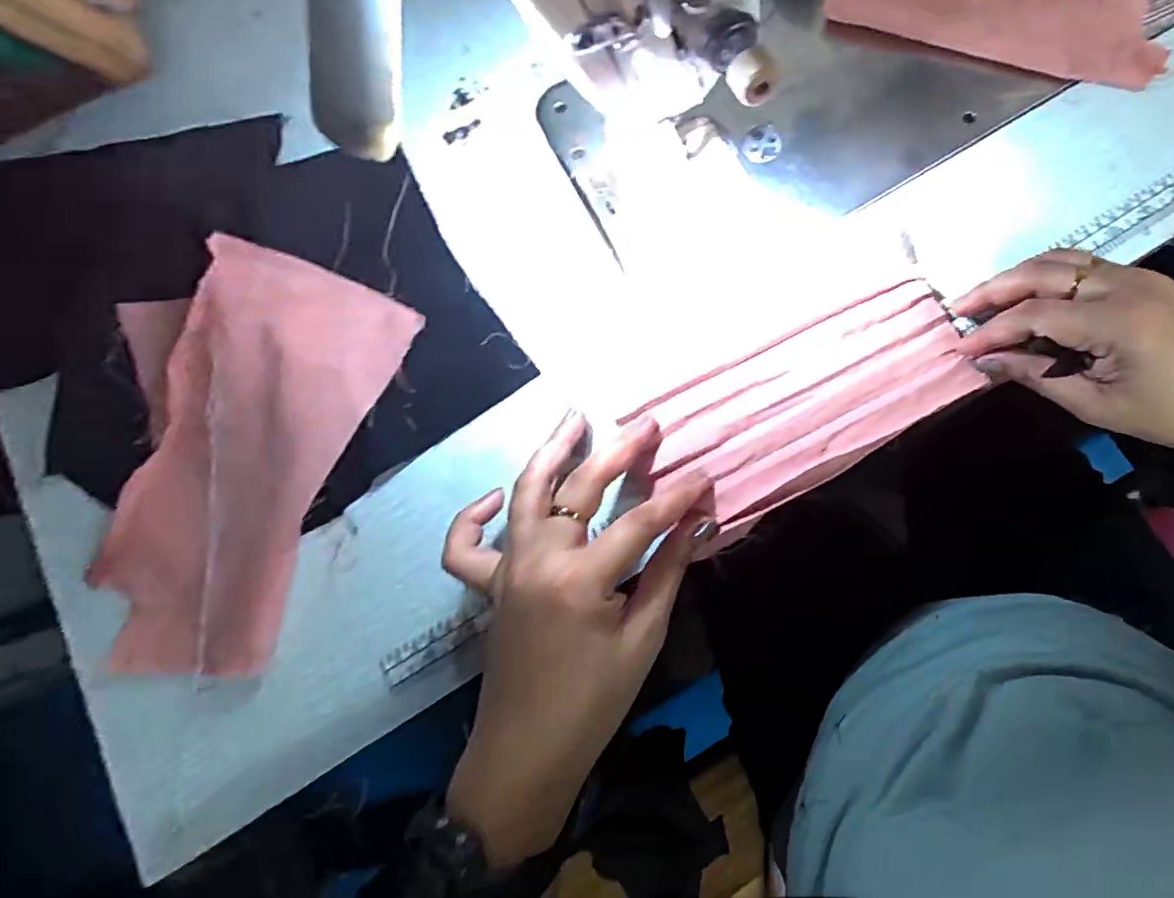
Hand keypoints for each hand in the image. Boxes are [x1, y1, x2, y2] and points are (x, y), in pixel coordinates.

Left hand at [439, 410, 713, 866]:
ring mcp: (508, 572)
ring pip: (525, 496)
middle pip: (579, 490)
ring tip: (573, 418)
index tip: (707, 477)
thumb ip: (669, 570)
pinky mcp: (491, 588)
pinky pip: (467, 548)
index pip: (642, 520)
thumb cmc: (594, 700)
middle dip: (620, 451)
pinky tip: (499, 496)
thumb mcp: (645, 636)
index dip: (680, 496)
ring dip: (550, 453)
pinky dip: (475, 516)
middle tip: (649, 423)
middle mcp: (538, 564)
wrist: (524, 754)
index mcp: (581, 581)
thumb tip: (699, 522)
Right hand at [954, 250, 1173, 484]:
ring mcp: (1140, 274)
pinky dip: (1053, 277)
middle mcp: (1127, 283)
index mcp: (1118, 321)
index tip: (964, 347)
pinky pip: (1088, 266)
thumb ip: (1038, 376)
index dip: (995, 329)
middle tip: (962, 309)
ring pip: (1065, 259)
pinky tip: (1035, 296)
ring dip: (1023, 276)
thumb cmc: (1170, 418)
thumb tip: (988, 361)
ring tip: (990, 300)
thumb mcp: (1098, 405)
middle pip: (1045, 271)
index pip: (1037, 312)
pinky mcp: (1147, 277)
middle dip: (998, 288)